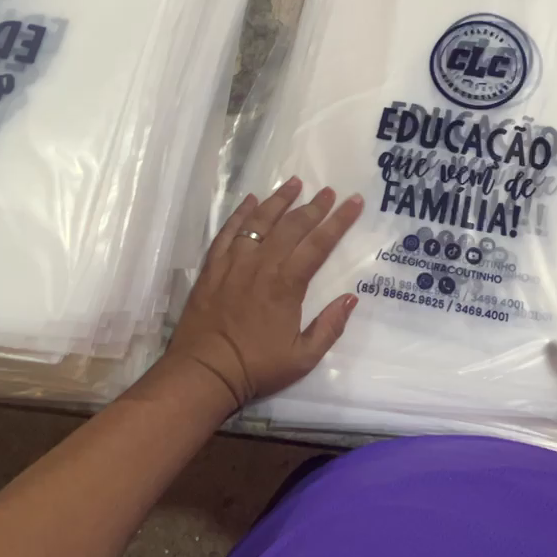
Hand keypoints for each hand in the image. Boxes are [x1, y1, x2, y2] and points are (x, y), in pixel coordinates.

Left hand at [161, 178, 364, 409]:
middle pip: (292, 226)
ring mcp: (234, 263)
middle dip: (314, 206)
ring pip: (259, 221)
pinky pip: (228, 232)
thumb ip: (330, 326)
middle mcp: (262, 265)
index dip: (339, 221)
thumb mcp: (303, 357)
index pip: (319, 244)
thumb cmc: (256, 367)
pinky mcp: (213, 268)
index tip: (354, 202)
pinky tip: (250, 201)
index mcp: (287, 283)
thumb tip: (351, 298)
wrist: (203, 373)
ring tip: (294, 183)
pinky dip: (239, 214)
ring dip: (279, 200)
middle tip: (329, 191)